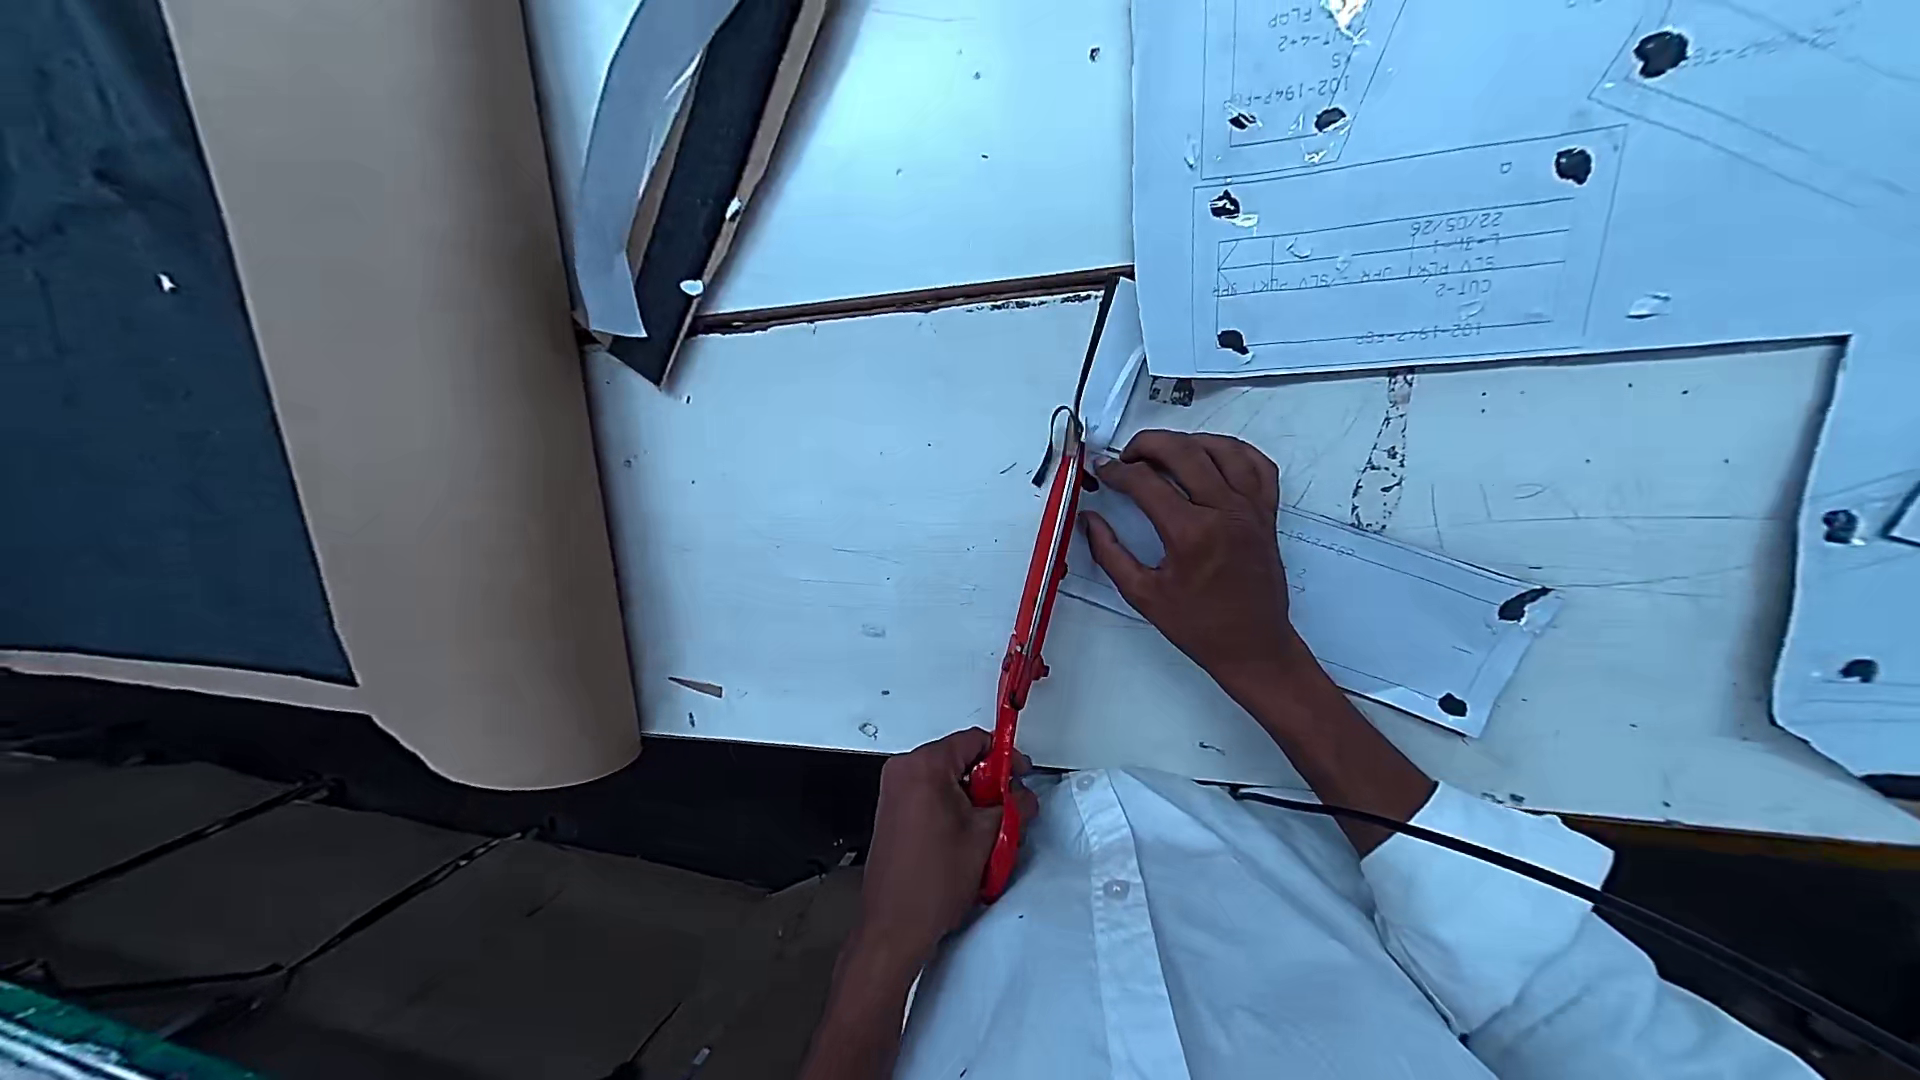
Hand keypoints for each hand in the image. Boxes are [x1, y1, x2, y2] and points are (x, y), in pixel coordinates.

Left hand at [858, 728, 1037, 963]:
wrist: (895, 927)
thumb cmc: (929, 886)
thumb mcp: (988, 836)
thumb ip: (1014, 804)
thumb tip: (1022, 795)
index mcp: (924, 766)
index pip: (973, 740)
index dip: (1004, 755)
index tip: (1018, 771)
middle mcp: (903, 771)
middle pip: (959, 758)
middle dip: (989, 781)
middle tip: (1008, 804)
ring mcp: (894, 791)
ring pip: (947, 779)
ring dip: (972, 797)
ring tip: (987, 829)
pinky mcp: (892, 811)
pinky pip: (930, 794)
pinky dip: (953, 807)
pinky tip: (967, 837)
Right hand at [1082, 430, 1302, 697]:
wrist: (1252, 645)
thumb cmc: (1199, 626)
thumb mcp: (1142, 594)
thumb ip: (1109, 553)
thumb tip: (1090, 521)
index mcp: (1190, 533)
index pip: (1145, 481)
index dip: (1117, 471)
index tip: (1104, 471)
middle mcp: (1224, 512)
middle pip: (1182, 452)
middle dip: (1146, 444)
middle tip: (1127, 455)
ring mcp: (1250, 509)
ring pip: (1222, 449)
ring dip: (1187, 441)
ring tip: (1164, 450)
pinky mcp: (1267, 514)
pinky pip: (1258, 466)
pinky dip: (1234, 451)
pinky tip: (1212, 454)